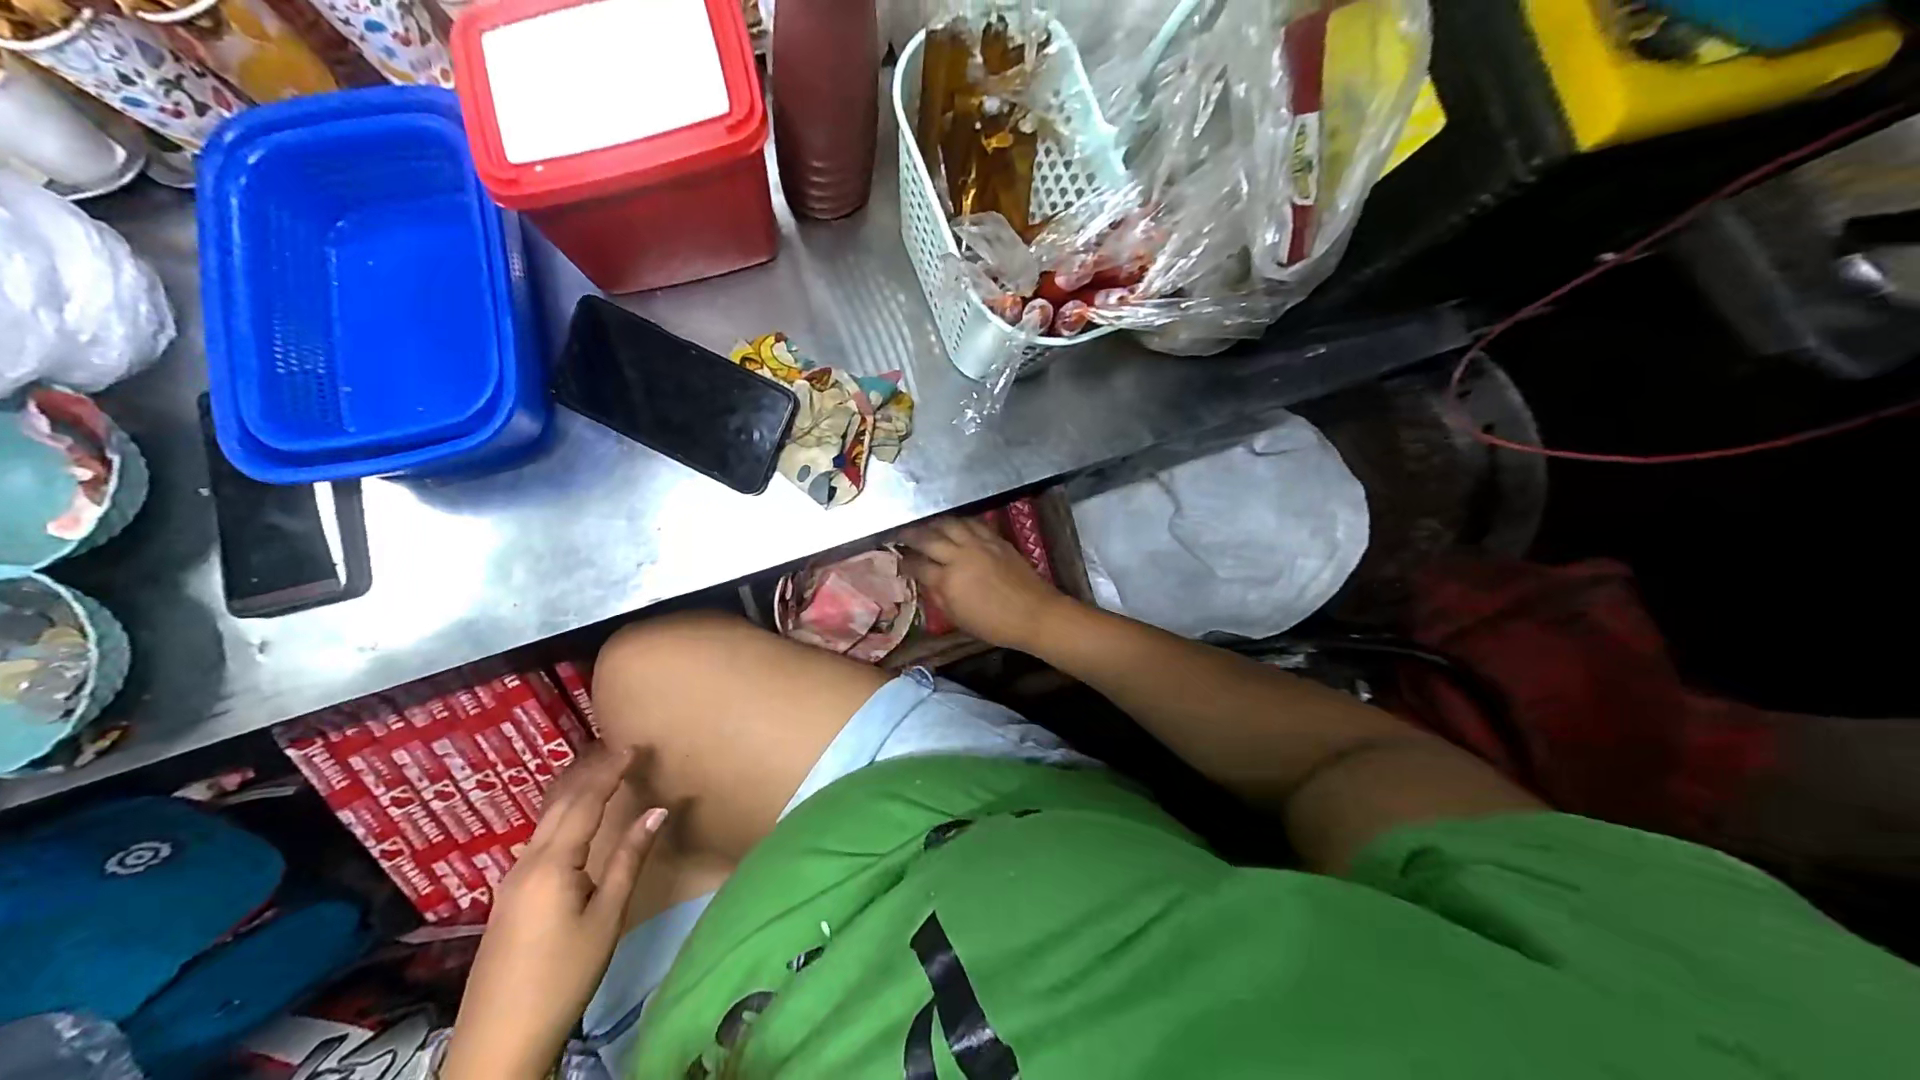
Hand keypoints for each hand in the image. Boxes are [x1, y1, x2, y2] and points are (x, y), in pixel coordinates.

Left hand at [441, 747, 665, 1079]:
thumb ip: (628, 859)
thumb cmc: (564, 975)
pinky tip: (570, 820)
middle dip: (589, 772)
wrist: (499, 1039)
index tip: (634, 746)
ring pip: (544, 820)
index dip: (610, 771)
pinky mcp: (508, 897)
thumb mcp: (607, 917)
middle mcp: (526, 861)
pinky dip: (561, 816)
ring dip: (572, 791)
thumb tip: (657, 811)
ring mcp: (511, 880)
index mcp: (552, 862)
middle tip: (617, 750)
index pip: (586, 801)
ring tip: (596, 771)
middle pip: (559, 804)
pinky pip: (538, 839)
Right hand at [901, 516, 1074, 652]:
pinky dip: (958, 520)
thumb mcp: (957, 619)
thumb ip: (937, 597)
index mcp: (948, 581)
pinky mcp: (995, 539)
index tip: (896, 558)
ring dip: (932, 522)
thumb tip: (924, 582)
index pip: (917, 565)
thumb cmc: (994, 625)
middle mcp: (960, 556)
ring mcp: (979, 544)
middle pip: (928, 538)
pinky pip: (972, 522)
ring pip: (949, 523)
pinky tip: (952, 522)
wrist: (1034, 614)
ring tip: (923, 522)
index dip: (904, 561)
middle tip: (899, 532)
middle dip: (910, 534)